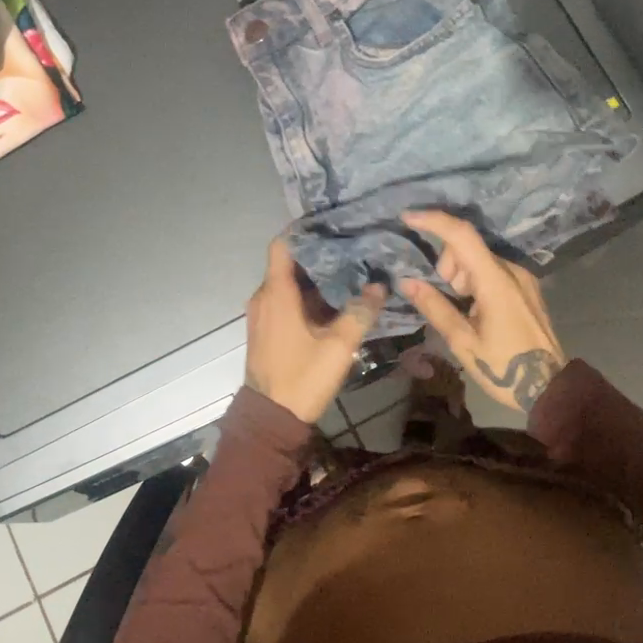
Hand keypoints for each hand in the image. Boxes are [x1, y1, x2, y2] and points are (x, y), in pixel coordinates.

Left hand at [245, 238, 386, 423]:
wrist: (271, 417)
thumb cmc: (302, 377)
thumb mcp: (338, 346)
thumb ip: (359, 312)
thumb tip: (379, 286)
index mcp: (277, 293)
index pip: (283, 245)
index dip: (305, 231)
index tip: (333, 225)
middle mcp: (264, 296)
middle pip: (289, 262)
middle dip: (319, 254)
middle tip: (352, 247)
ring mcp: (263, 313)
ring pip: (289, 283)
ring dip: (315, 277)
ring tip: (350, 270)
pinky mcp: (267, 328)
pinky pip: (286, 300)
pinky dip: (308, 295)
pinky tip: (335, 300)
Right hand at [397, 210, 566, 413]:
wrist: (549, 387)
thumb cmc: (503, 368)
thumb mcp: (462, 341)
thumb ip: (434, 306)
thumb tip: (406, 281)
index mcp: (496, 282)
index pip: (462, 236)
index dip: (433, 221)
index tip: (407, 218)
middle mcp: (512, 271)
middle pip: (468, 247)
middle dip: (447, 264)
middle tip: (446, 298)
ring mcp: (523, 278)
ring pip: (479, 258)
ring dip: (461, 275)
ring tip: (464, 309)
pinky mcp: (527, 287)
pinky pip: (493, 271)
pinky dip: (476, 281)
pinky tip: (476, 309)